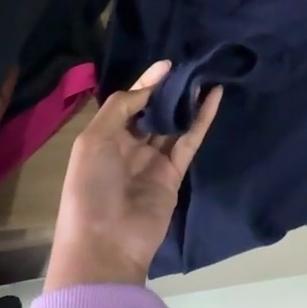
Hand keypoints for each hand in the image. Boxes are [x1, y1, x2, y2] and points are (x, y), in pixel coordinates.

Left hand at [43, 60, 222, 291]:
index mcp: (105, 139)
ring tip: (205, 75)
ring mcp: (153, 160)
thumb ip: (120, 107)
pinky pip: (190, 139)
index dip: (147, 83)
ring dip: (188, 100)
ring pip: (174, 122)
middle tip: (191, 66)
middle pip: (154, 111)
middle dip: (170, 90)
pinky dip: (202, 118)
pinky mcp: (175, 172)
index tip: (169, 64)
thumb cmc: (91, 187)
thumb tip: (151, 85)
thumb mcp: (93, 141)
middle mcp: (129, 146)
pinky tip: (214, 96)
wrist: (105, 243)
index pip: (130, 103)